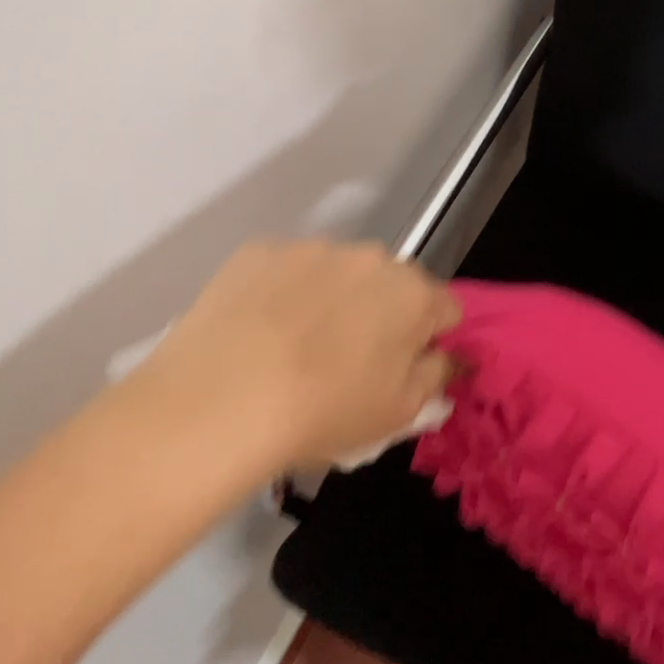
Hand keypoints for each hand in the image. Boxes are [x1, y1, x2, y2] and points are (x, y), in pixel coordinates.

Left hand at [125, 240, 461, 471]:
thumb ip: (439, 375)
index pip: (446, 310)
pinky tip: (259, 332)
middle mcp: (373, 259)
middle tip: (349, 361)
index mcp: (416, 295)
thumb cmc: (323, 413)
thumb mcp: (400, 413)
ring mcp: (313, 250)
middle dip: (382, 314)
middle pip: (392, 285)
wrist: (212, 407)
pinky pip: (287, 271)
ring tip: (295, 347)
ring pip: (340, 274)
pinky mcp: (258, 252)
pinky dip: (282, 294)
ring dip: (333, 300)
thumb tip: (450, 356)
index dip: (429, 341)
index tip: (402, 369)